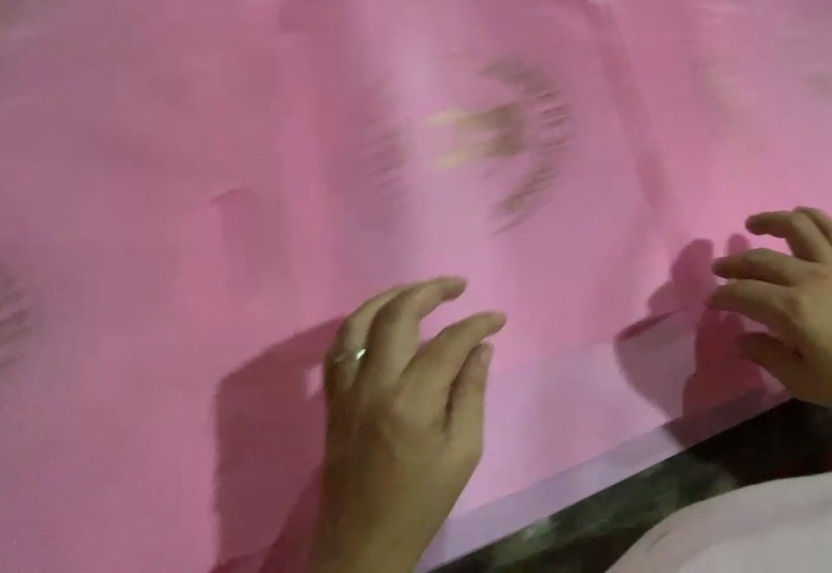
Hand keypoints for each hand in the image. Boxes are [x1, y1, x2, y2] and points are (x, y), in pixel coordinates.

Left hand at [310, 279, 504, 572]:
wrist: (361, 547)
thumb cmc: (421, 502)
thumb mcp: (464, 452)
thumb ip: (471, 392)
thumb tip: (481, 347)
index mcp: (412, 402)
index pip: (449, 341)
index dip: (477, 323)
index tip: (498, 319)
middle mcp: (374, 387)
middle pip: (396, 316)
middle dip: (430, 291)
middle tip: (459, 285)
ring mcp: (346, 393)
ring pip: (358, 324)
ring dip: (390, 297)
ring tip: (419, 290)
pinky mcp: (333, 403)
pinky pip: (340, 348)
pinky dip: (362, 324)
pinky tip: (384, 321)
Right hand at [707, 208, 831, 421]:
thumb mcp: (804, 382)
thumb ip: (768, 356)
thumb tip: (740, 340)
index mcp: (793, 311)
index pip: (746, 294)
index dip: (724, 296)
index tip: (711, 301)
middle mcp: (809, 279)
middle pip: (763, 260)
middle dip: (735, 263)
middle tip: (719, 269)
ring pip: (796, 228)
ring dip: (770, 221)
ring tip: (752, 225)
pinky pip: (830, 229)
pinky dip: (812, 216)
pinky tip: (798, 215)